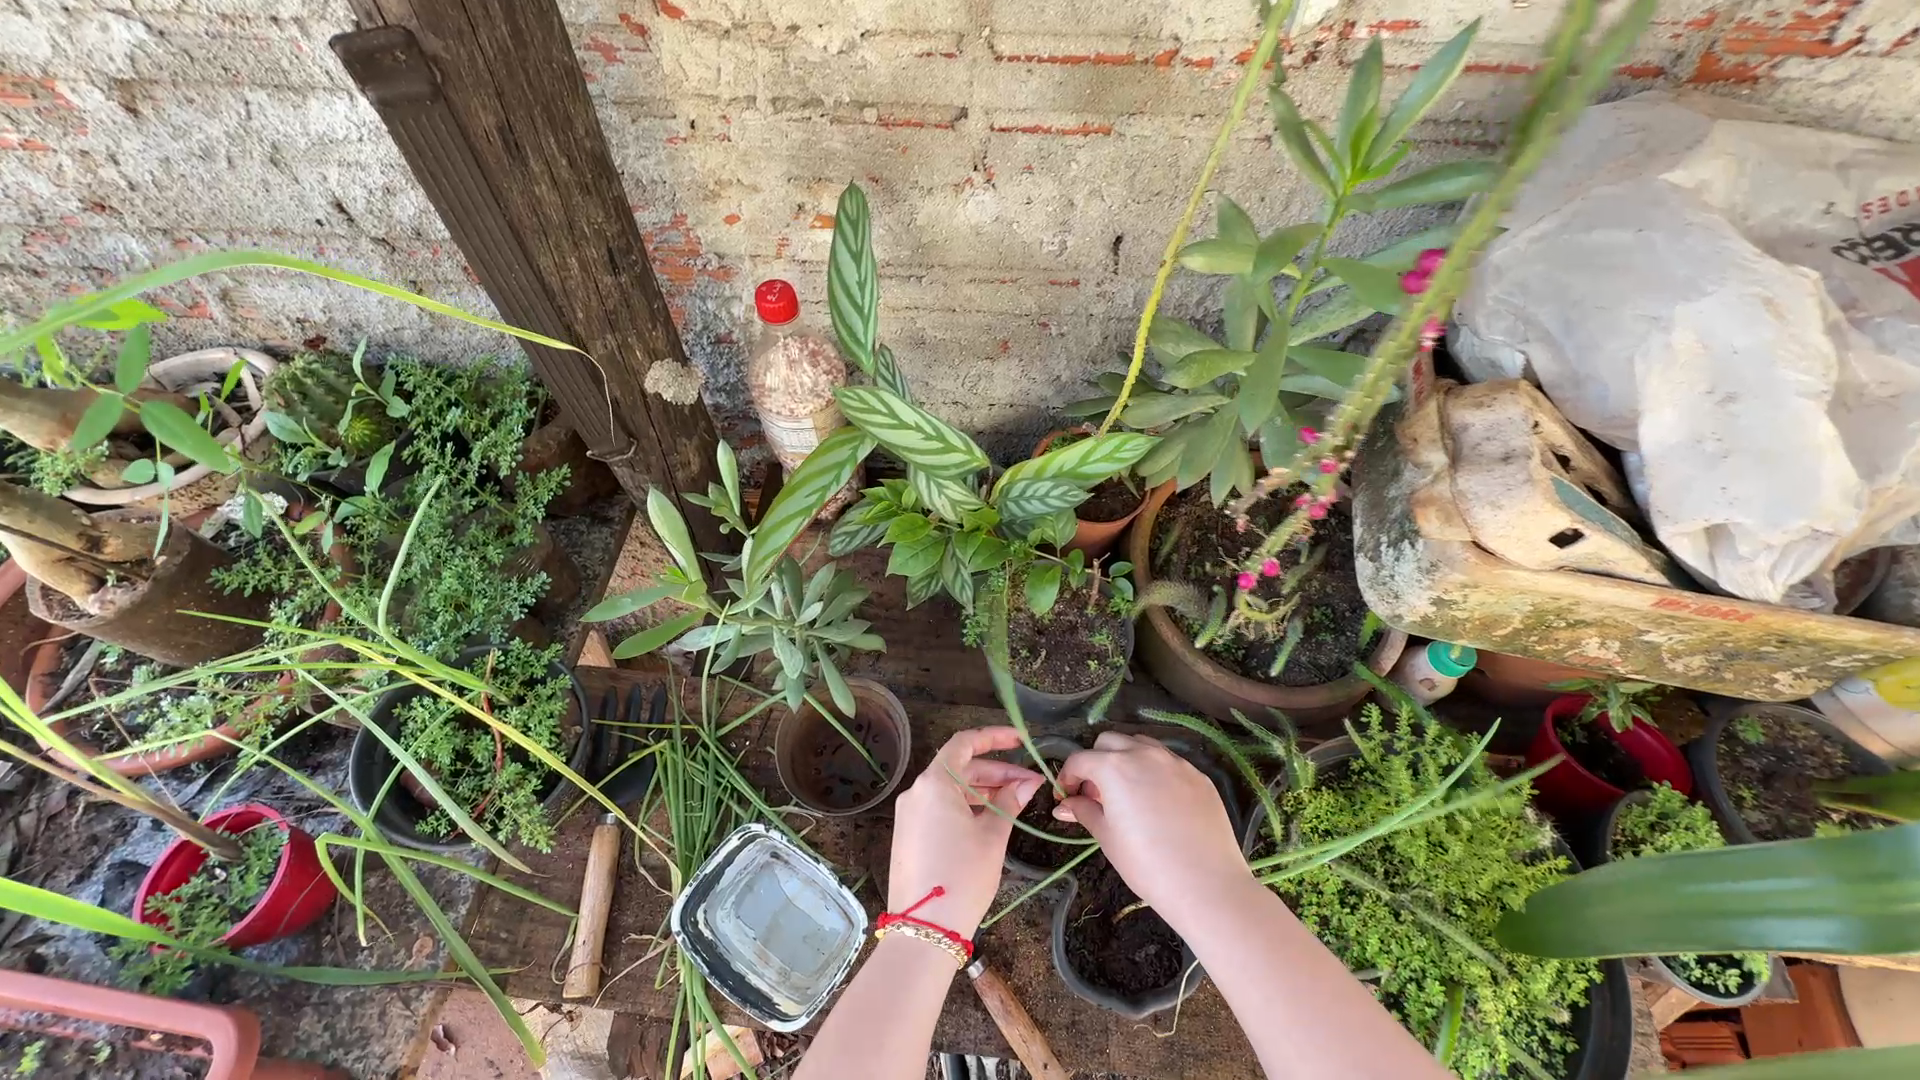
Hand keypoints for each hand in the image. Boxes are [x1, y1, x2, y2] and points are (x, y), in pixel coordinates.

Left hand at [887, 727, 1043, 939]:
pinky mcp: (909, 834)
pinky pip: (940, 807)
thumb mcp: (992, 837)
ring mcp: (909, 813)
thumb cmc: (962, 876)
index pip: (965, 743)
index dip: (994, 737)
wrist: (925, 928)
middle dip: (996, 771)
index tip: (1020, 740)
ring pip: (950, 789)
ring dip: (983, 790)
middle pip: (959, 767)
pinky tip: (991, 819)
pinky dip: (966, 806)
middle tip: (1029, 783)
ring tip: (1015, 801)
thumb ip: (1010, 802)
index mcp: (934, 783)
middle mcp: (917, 791)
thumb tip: (1028, 782)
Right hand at [1055, 732, 1250, 921]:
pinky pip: (1168, 761)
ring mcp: (1175, 762)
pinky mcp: (1198, 775)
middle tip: (1095, 794)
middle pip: (1109, 742)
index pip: (1080, 760)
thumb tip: (1064, 805)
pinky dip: (1153, 770)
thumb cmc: (1147, 864)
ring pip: (1141, 744)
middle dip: (1095, 761)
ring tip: (1126, 791)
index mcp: (1114, 767)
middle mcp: (1144, 754)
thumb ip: (1084, 811)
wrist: (1207, 884)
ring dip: (1125, 758)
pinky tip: (1157, 801)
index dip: (1067, 777)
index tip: (1066, 796)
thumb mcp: (1107, 838)